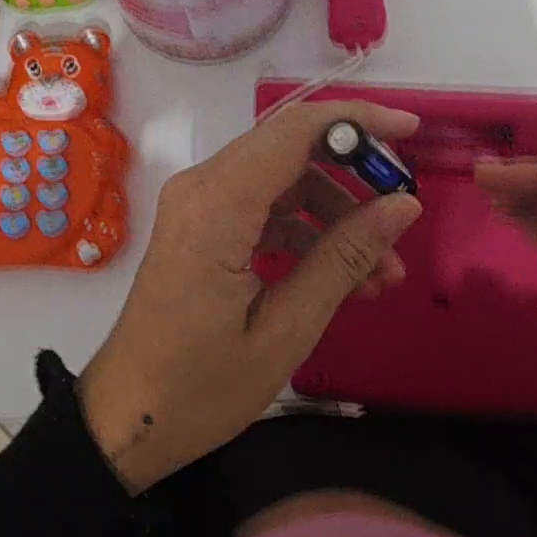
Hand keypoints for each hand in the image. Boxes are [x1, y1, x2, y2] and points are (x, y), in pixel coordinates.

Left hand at [79, 101, 423, 493]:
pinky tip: (345, 279)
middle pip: (290, 148)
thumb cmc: (200, 386)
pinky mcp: (199, 223)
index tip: (410, 130)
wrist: (127, 415)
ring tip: (383, 275)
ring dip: (335, 215)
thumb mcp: (285, 331)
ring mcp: (197, 203)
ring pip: (282, 180)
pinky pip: (262, 207)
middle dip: (354, 175)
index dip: (355, 120)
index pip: (294, 129)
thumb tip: (402, 204)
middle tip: (403, 213)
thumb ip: (343, 258)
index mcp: (217, 205)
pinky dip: (305, 231)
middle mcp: (202, 187)